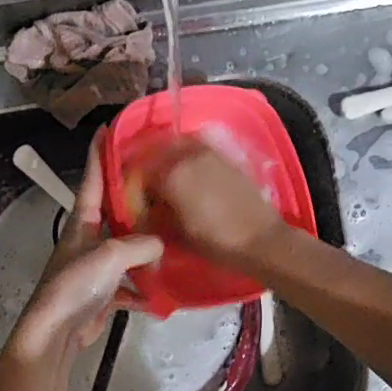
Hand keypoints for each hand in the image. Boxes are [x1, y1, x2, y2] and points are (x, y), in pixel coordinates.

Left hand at [5, 138, 162, 366]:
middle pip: (115, 214)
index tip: (107, 129)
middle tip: (162, 183)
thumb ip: (141, 244)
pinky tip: (163, 293)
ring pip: (126, 250)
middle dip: (135, 200)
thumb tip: (161, 246)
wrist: (55, 332)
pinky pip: (129, 285)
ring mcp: (94, 268)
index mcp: (82, 222)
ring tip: (174, 239)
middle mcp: (87, 240)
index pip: (93, 179)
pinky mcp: (101, 294)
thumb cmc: (76, 285)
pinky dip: (144, 289)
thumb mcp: (111, 256)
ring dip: (146, 249)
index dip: (99, 154)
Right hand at [137, 136, 286, 268]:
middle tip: (147, 192)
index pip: (135, 172)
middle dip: (146, 171)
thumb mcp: (175, 234)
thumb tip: (142, 210)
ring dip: (164, 162)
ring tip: (166, 184)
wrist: (261, 239)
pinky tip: (188, 179)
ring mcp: (207, 152)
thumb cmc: (215, 242)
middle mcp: (185, 155)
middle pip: (152, 155)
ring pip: (173, 148)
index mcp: (169, 174)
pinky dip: (184, 160)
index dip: (130, 188)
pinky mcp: (223, 156)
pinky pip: (193, 150)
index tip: (133, 203)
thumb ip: (152, 216)